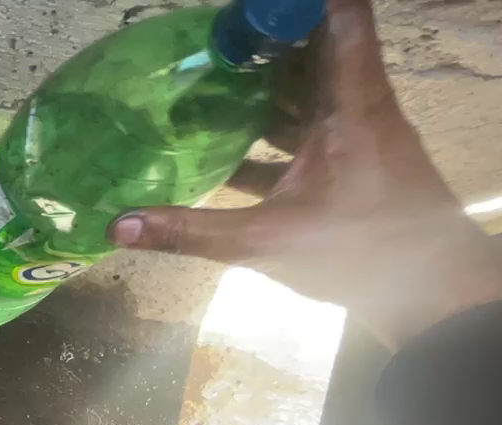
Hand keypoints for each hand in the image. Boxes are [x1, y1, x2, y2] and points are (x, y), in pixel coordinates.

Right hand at [108, 0, 501, 350]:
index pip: (337, 28)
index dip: (293, 10)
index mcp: (349, 110)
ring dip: (256, 91)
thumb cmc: (356, 248)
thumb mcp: (262, 240)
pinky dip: (258, 135)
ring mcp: (347, 142)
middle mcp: (353, 113)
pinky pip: (293, 136)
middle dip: (262, 47)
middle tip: (205, 50)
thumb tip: (116, 224)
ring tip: (201, 90)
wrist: (421, 283)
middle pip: (311, 58)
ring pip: (300, 97)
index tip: (241, 12)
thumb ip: (186, 231)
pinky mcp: (337, 169)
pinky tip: (216, 149)